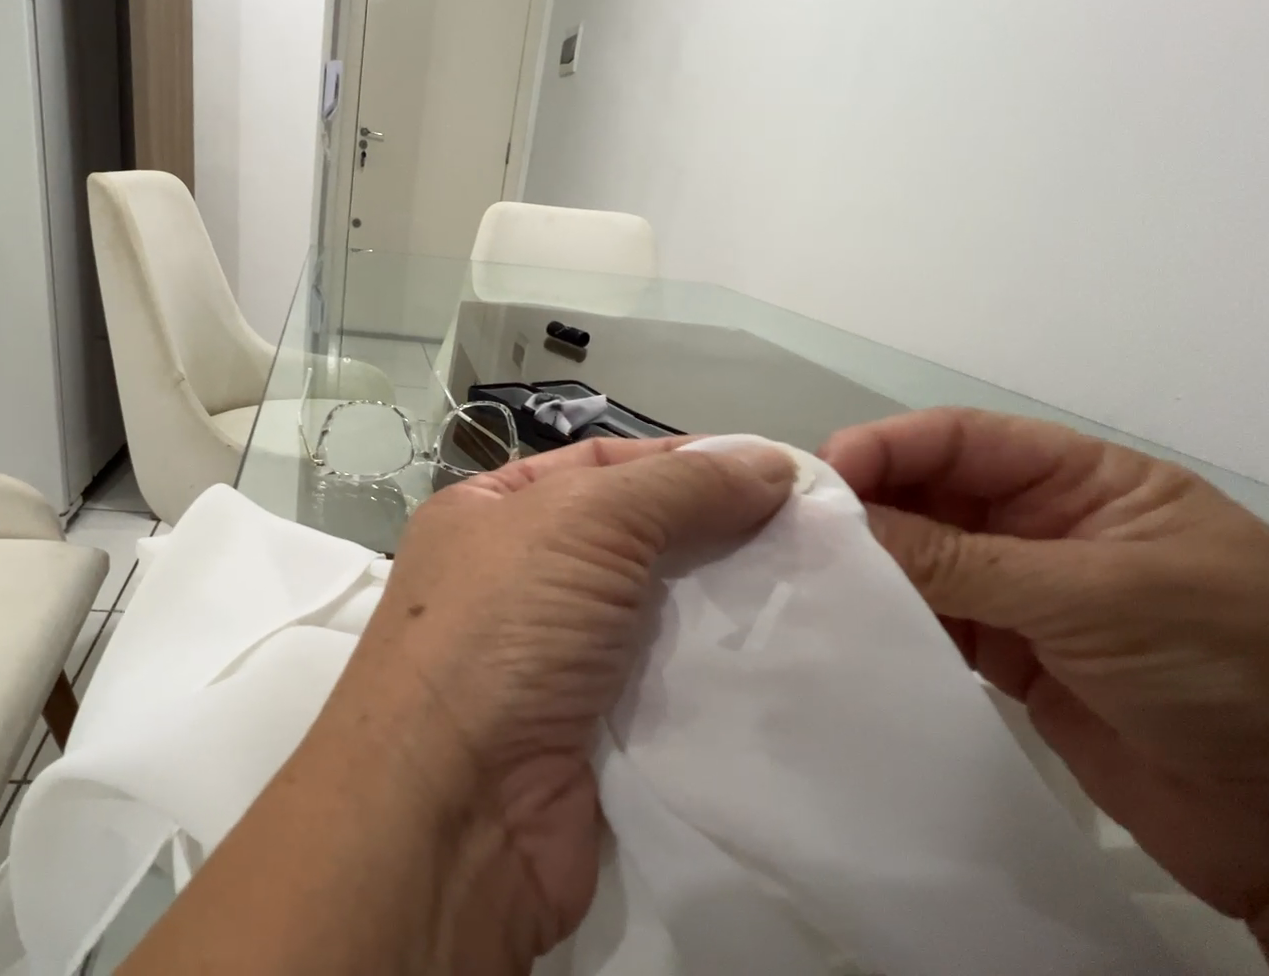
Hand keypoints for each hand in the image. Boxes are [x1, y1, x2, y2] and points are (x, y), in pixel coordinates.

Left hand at [321, 437, 795, 964]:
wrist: (453, 809)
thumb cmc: (500, 631)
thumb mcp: (580, 522)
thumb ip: (677, 486)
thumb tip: (769, 463)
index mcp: (488, 513)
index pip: (598, 464)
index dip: (681, 460)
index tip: (772, 471)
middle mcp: (516, 580)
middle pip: (634, 539)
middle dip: (714, 533)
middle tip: (812, 533)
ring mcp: (552, 659)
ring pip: (656, 614)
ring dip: (726, 606)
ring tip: (814, 590)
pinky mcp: (591, 730)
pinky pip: (667, 684)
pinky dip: (717, 673)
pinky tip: (786, 659)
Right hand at [821, 408, 1268, 972]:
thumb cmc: (1238, 669)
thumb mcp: (1097, 594)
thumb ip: (958, 560)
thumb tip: (836, 524)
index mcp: (1085, 483)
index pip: (961, 440)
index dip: (885, 448)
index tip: (818, 481)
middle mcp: (1044, 529)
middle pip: (930, 496)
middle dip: (864, 507)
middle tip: (787, 533)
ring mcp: (1025, 598)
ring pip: (921, 562)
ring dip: (866, 567)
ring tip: (796, 578)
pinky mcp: (1009, 662)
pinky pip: (929, 624)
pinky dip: (885, 621)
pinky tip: (838, 625)